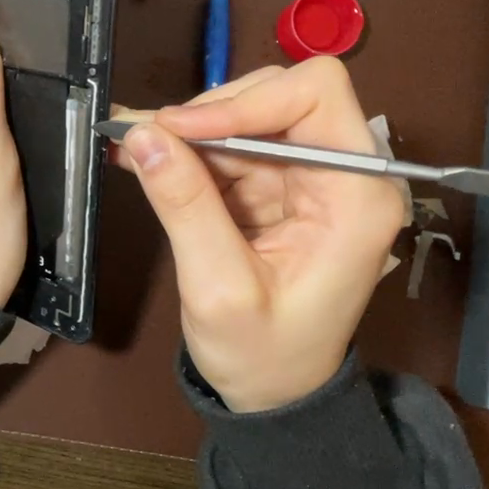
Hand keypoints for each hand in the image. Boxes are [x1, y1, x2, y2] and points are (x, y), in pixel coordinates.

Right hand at [116, 58, 405, 411]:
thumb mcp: (218, 287)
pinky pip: (227, 148)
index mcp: (355, 195)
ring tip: (133, 146)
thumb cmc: (262, 354)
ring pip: (245, 118)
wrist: (274, 392)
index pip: (313, 97)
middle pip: (278, 97)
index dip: (243, 102)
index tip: (175, 130)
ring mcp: (306, 179)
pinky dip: (183, 149)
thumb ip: (184, 206)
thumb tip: (142, 137)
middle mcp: (341, 173)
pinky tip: (143, 157)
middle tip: (146, 139)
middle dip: (209, 114)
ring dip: (187, 131)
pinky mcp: (273, 190)